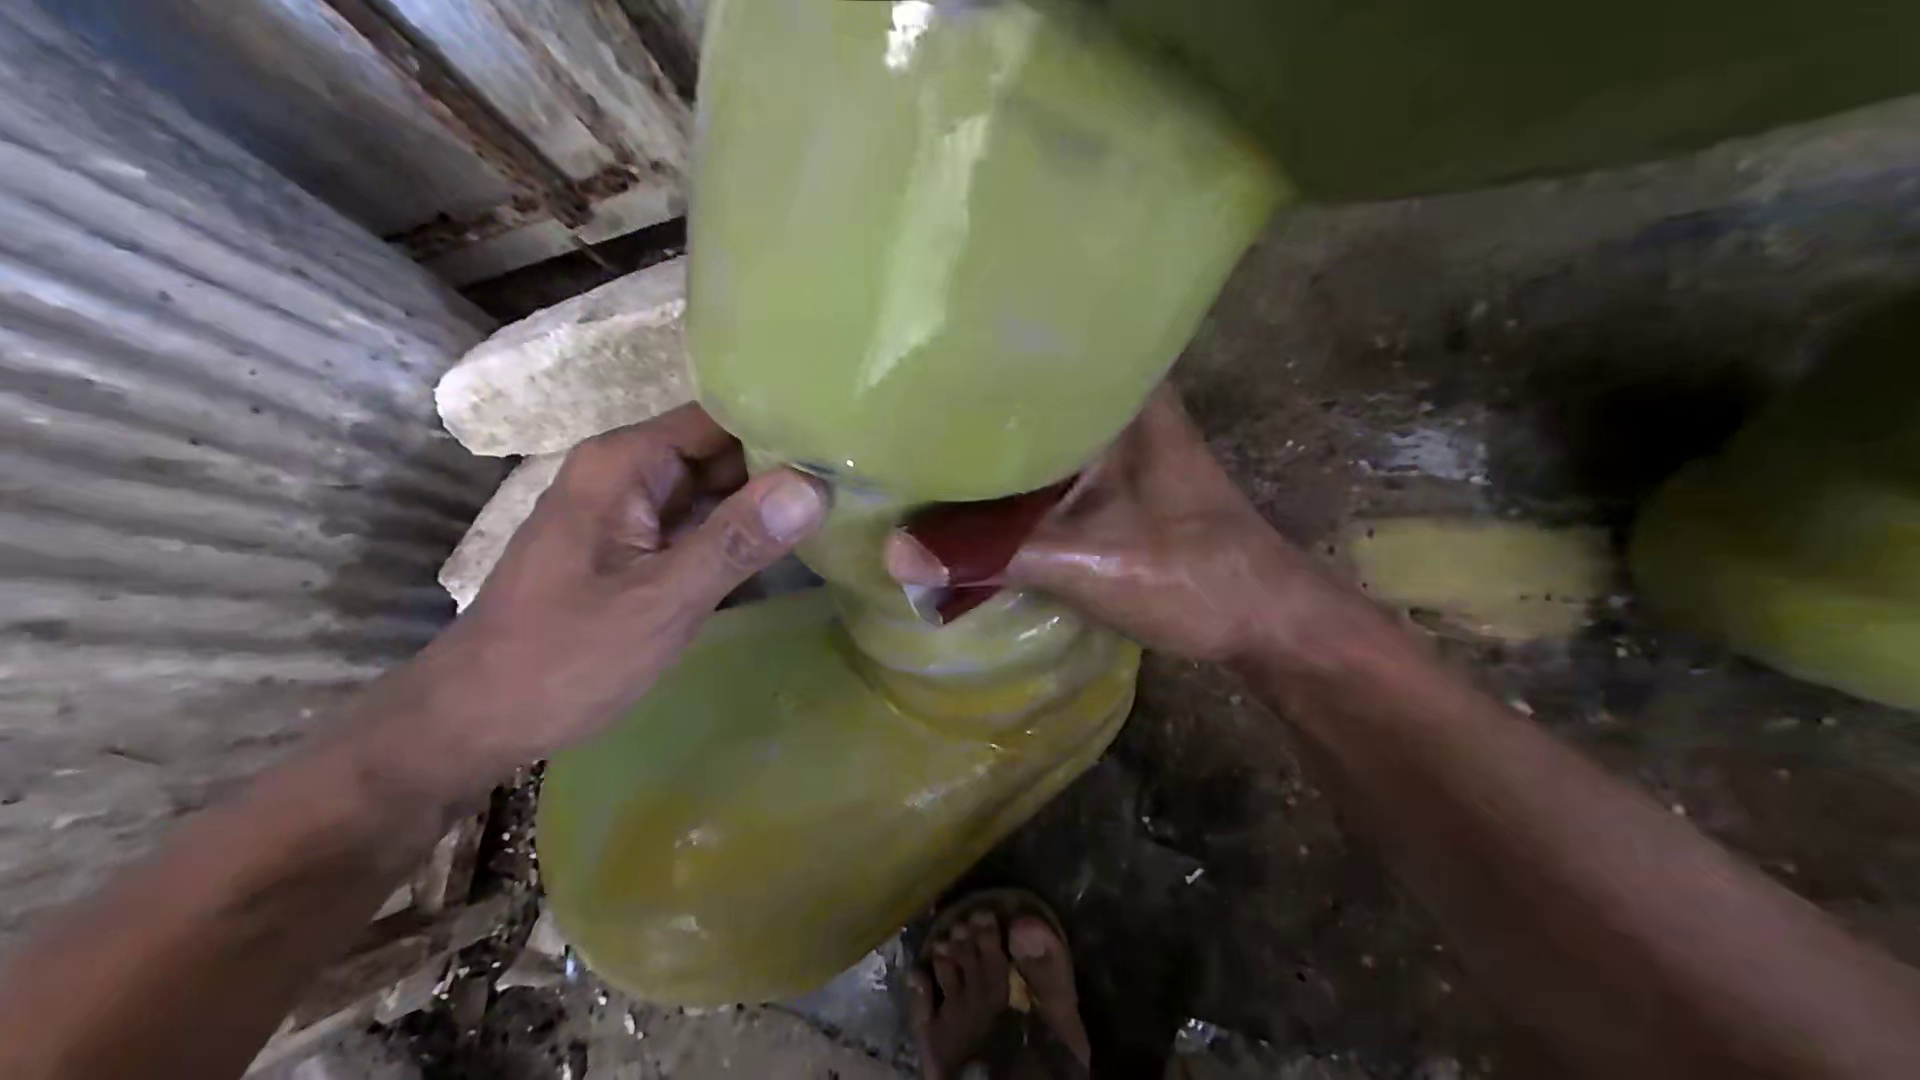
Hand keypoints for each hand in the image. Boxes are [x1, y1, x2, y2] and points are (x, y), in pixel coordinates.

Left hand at [367, 405, 827, 797]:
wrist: (480, 722)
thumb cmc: (564, 657)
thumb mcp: (661, 600)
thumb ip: (738, 541)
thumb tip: (817, 486)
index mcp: (627, 463)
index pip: (722, 417)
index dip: (785, 423)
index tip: (850, 439)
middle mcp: (632, 474)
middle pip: (726, 451)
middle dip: (788, 463)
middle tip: (865, 474)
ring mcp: (638, 513)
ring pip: (720, 491)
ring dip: (773, 500)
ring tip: (850, 498)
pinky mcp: (644, 550)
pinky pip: (707, 526)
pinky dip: (748, 533)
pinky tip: (800, 539)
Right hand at [888, 385, 1365, 664]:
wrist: (1261, 624)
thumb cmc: (1193, 576)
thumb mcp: (1088, 563)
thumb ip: (993, 556)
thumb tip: (894, 554)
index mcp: (1126, 394)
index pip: (1040, 349)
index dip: (975, 353)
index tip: (912, 355)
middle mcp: (1119, 406)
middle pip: (1028, 392)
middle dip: (968, 402)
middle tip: (893, 401)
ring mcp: (1115, 447)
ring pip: (1034, 433)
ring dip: (986, 445)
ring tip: (912, 438)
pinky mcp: (1109, 486)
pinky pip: (1043, 468)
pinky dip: (1006, 479)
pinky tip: (962, 489)